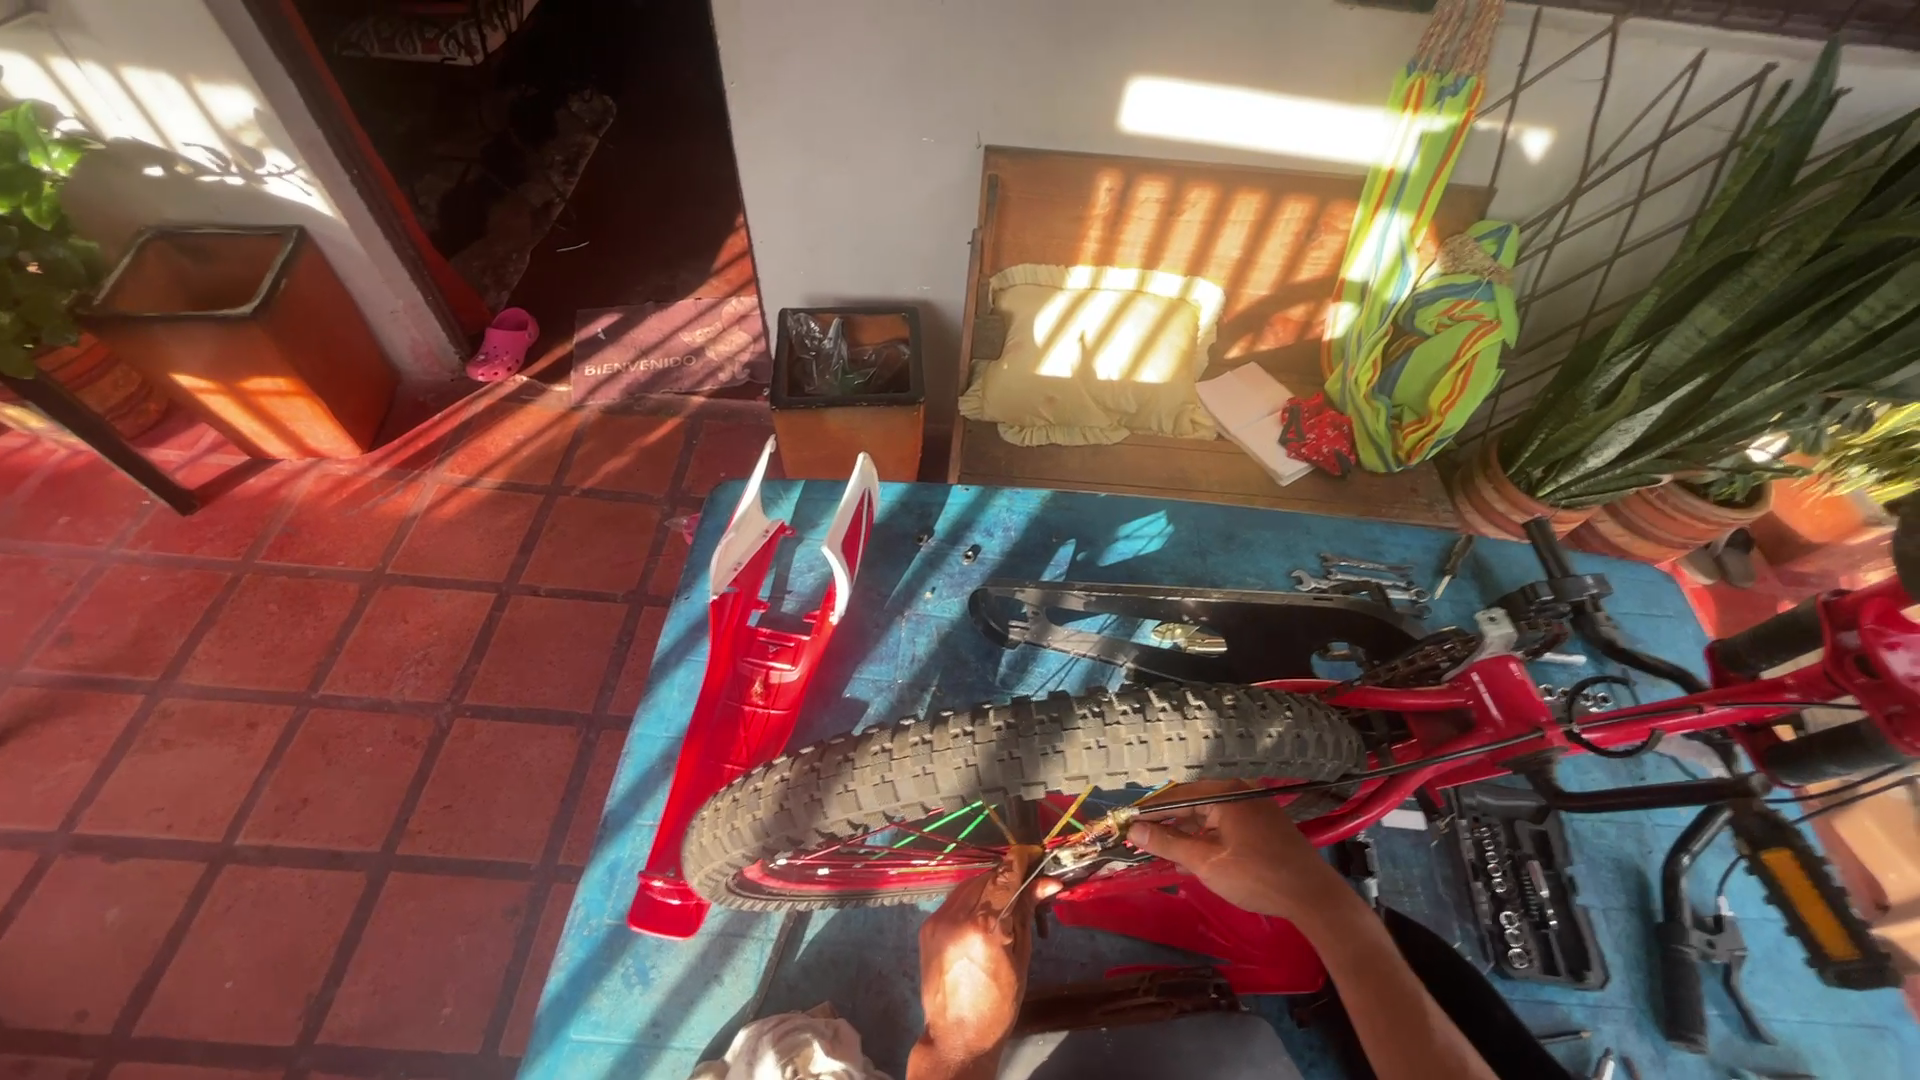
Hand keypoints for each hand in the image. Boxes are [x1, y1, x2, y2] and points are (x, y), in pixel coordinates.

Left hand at [913, 846, 1060, 1074]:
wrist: (957, 1036)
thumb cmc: (999, 1003)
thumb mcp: (1021, 957)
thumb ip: (1028, 913)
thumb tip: (1048, 882)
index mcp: (986, 927)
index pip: (1006, 876)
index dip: (1021, 859)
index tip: (1033, 852)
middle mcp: (958, 916)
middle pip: (988, 877)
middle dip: (1007, 874)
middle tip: (1026, 879)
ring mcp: (939, 920)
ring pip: (969, 884)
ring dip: (989, 884)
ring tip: (1005, 896)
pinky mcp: (927, 926)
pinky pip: (954, 900)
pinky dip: (971, 898)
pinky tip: (983, 910)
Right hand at [1126, 780, 1346, 921]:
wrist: (1313, 897)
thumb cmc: (1256, 876)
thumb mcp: (1205, 862)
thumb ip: (1167, 843)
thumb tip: (1134, 830)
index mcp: (1224, 793)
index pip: (1175, 798)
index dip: (1148, 813)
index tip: (1125, 824)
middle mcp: (1239, 791)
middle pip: (1191, 804)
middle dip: (1167, 823)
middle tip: (1141, 840)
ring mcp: (1254, 805)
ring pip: (1208, 815)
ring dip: (1186, 833)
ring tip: (1163, 851)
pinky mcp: (1264, 823)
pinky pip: (1225, 823)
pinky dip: (1206, 837)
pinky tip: (1193, 856)